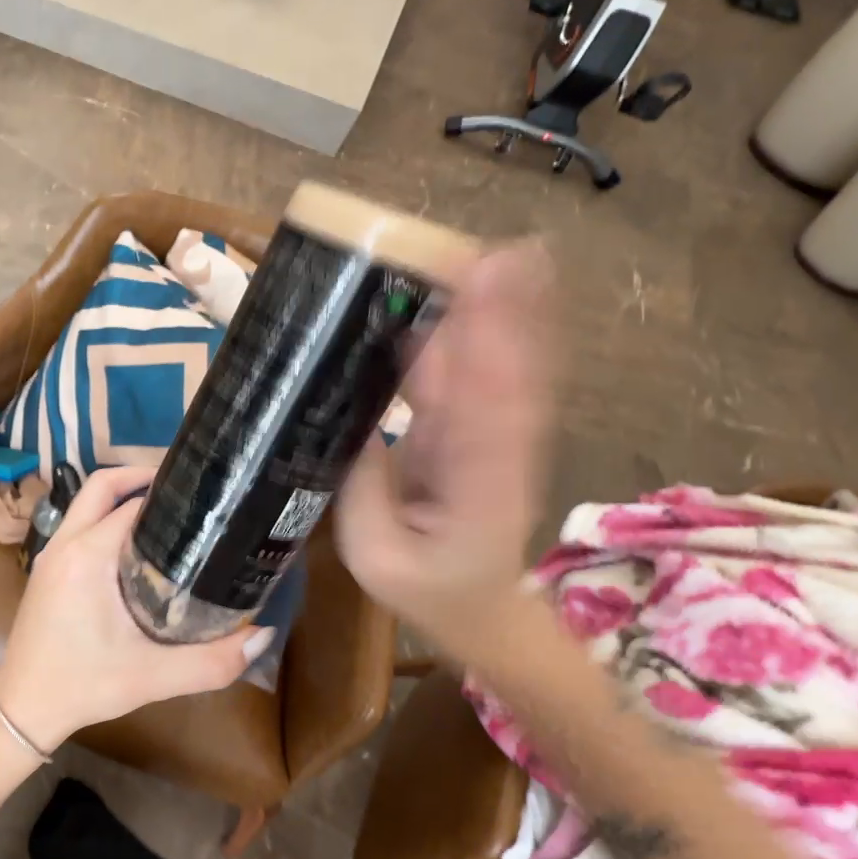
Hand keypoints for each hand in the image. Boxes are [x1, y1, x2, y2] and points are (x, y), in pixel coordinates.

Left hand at [0, 466, 272, 751]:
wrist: (24, 706)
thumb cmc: (85, 686)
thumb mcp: (154, 677)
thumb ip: (212, 661)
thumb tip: (262, 637)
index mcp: (87, 556)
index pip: (131, 504)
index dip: (168, 495)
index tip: (204, 495)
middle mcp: (63, 544)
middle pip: (100, 486)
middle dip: (138, 475)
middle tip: (182, 488)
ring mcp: (49, 554)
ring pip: (84, 503)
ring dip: (118, 496)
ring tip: (165, 510)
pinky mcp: (45, 568)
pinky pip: (76, 524)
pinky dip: (102, 517)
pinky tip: (134, 544)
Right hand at [335, 243, 554, 653]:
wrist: (477, 606)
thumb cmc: (422, 587)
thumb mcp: (372, 553)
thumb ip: (364, 490)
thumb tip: (351, 420)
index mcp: (476, 486)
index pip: (482, 413)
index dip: (483, 351)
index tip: (478, 299)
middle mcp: (497, 450)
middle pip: (502, 375)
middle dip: (498, 314)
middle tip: (490, 252)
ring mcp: (493, 436)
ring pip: (503, 368)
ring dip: (506, 312)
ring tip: (505, 255)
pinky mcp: (478, 429)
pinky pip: (488, 376)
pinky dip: (492, 332)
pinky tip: (491, 293)